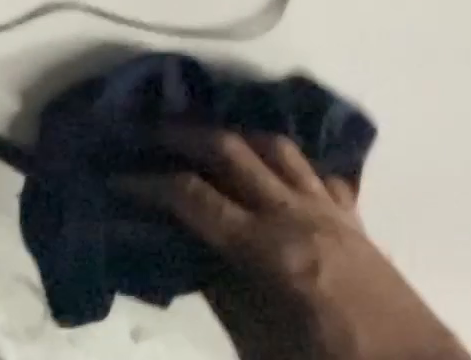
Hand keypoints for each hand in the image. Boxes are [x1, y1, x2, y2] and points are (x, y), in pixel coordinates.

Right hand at [117, 130, 469, 359]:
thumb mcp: (260, 344)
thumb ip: (218, 287)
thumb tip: (181, 245)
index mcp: (267, 248)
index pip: (188, 194)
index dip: (144, 183)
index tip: (115, 179)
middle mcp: (295, 215)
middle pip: (228, 148)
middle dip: (179, 134)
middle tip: (146, 132)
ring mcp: (328, 212)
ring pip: (274, 145)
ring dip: (235, 136)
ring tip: (206, 140)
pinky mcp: (354, 220)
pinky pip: (318, 173)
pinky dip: (288, 164)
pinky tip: (271, 171)